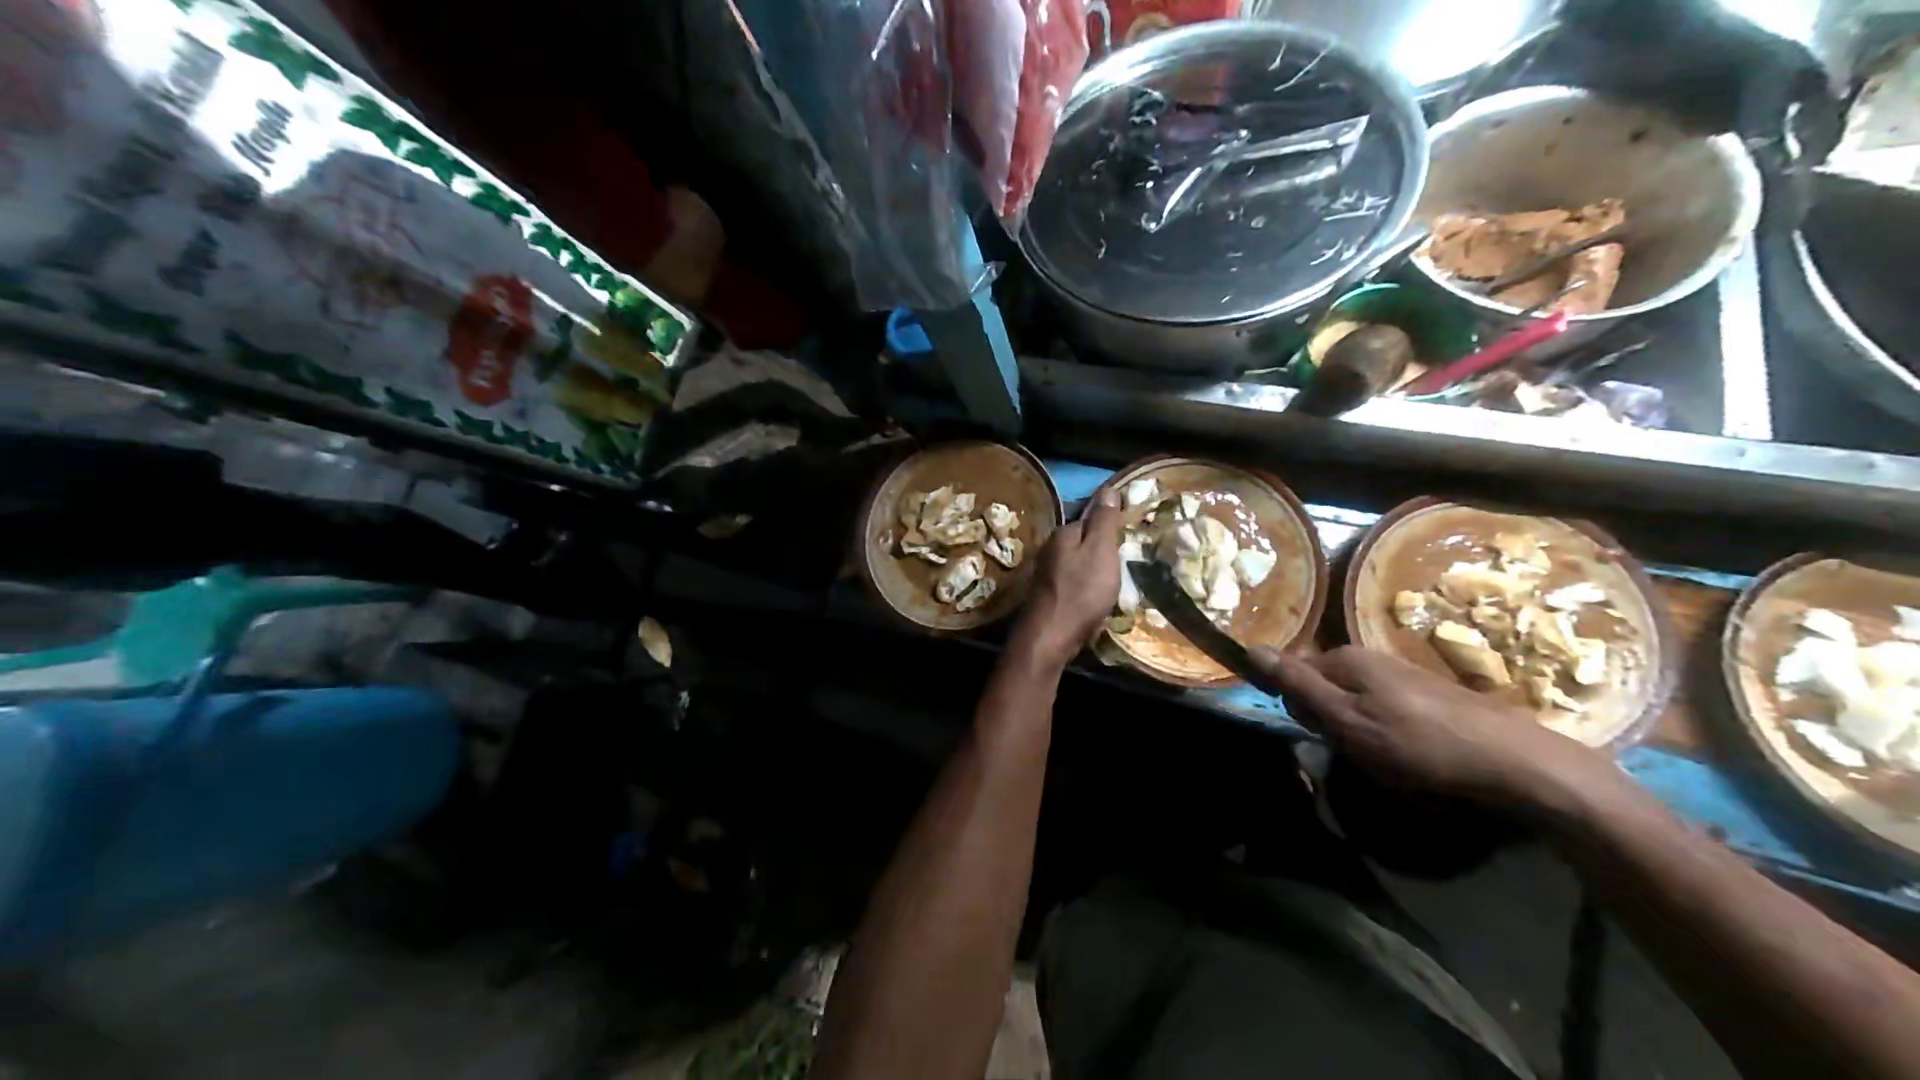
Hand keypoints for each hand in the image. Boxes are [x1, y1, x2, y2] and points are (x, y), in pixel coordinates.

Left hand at [1012, 486, 1124, 668]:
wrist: (1051, 636)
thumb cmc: (1082, 591)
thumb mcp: (1101, 551)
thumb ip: (1104, 521)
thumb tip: (1108, 489)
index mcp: (1063, 534)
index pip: (1089, 519)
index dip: (1109, 526)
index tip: (1127, 535)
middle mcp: (1050, 549)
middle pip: (1082, 542)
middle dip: (1100, 549)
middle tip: (1123, 562)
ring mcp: (1046, 573)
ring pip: (1076, 564)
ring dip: (1093, 570)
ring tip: (1113, 581)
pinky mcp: (1048, 595)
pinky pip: (1072, 583)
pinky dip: (1085, 587)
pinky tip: (1095, 598)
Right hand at [1250, 645, 1620, 809]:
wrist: (1516, 763)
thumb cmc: (1419, 744)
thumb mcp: (1346, 720)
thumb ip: (1297, 685)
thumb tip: (1251, 648)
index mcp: (1344, 658)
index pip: (1292, 675)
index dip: (1298, 708)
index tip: (1322, 736)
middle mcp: (1369, 656)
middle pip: (1323, 686)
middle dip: (1327, 718)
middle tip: (1353, 749)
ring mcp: (1400, 673)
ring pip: (1352, 699)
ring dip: (1356, 727)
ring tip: (1383, 756)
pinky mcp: (1426, 693)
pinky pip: (1381, 707)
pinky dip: (1384, 729)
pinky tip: (1407, 752)